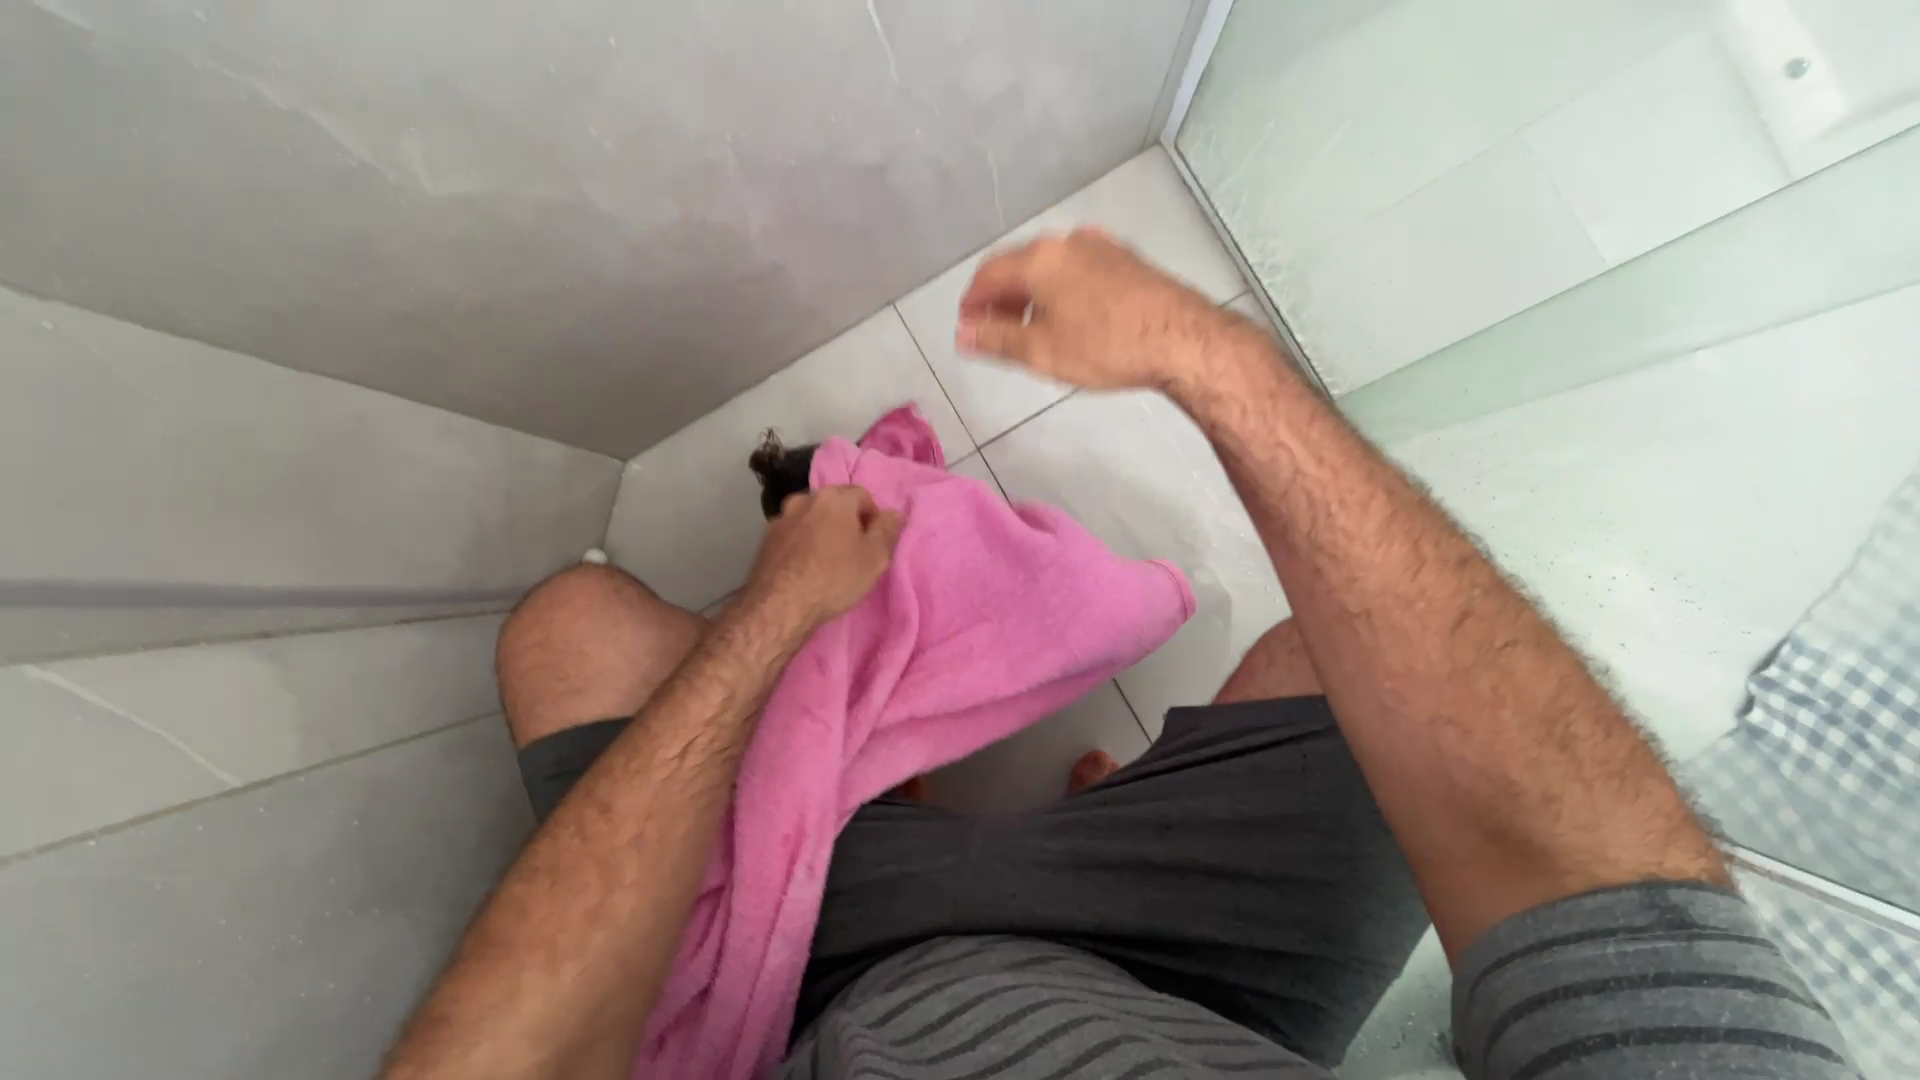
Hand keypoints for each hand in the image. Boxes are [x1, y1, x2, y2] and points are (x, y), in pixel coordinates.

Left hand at [742, 485, 903, 629]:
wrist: (779, 606)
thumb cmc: (834, 578)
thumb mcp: (875, 557)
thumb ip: (888, 530)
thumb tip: (895, 513)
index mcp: (834, 497)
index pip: (863, 495)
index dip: (873, 517)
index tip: (873, 543)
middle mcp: (804, 498)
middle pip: (834, 504)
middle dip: (846, 522)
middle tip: (853, 552)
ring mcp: (780, 518)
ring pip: (811, 518)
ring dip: (821, 531)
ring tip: (827, 561)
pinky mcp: (764, 539)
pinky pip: (793, 534)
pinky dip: (802, 544)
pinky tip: (805, 567)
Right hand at [954, 227, 1240, 391]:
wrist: (1181, 338)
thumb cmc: (1105, 346)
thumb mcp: (1041, 351)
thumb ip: (996, 339)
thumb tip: (963, 332)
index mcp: (1039, 258)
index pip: (988, 273)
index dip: (972, 302)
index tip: (967, 328)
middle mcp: (1067, 242)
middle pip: (1020, 267)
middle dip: (1002, 300)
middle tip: (996, 334)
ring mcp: (1101, 247)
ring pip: (1051, 269)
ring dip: (1032, 297)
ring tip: (1031, 331)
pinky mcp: (1127, 260)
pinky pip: (1078, 272)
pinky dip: (1061, 292)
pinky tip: (1070, 318)